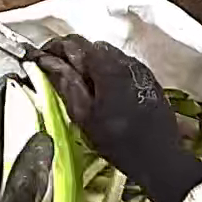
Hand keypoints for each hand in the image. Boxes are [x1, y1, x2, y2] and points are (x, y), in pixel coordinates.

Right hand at [34, 35, 201, 201]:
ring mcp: (139, 68)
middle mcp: (124, 61)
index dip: (53, 47)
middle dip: (71, 54)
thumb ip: (65, 83)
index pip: (73, 43)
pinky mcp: (148, 78)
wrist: (160, 158)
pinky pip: (121, 64)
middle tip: (56, 72)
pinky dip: (106, 70)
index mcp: (106, 68)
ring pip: (106, 54)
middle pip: (90, 45)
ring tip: (79, 83)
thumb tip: (48, 62)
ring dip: (89, 62)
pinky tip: (102, 90)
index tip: (41, 58)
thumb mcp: (83, 115)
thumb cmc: (117, 141)